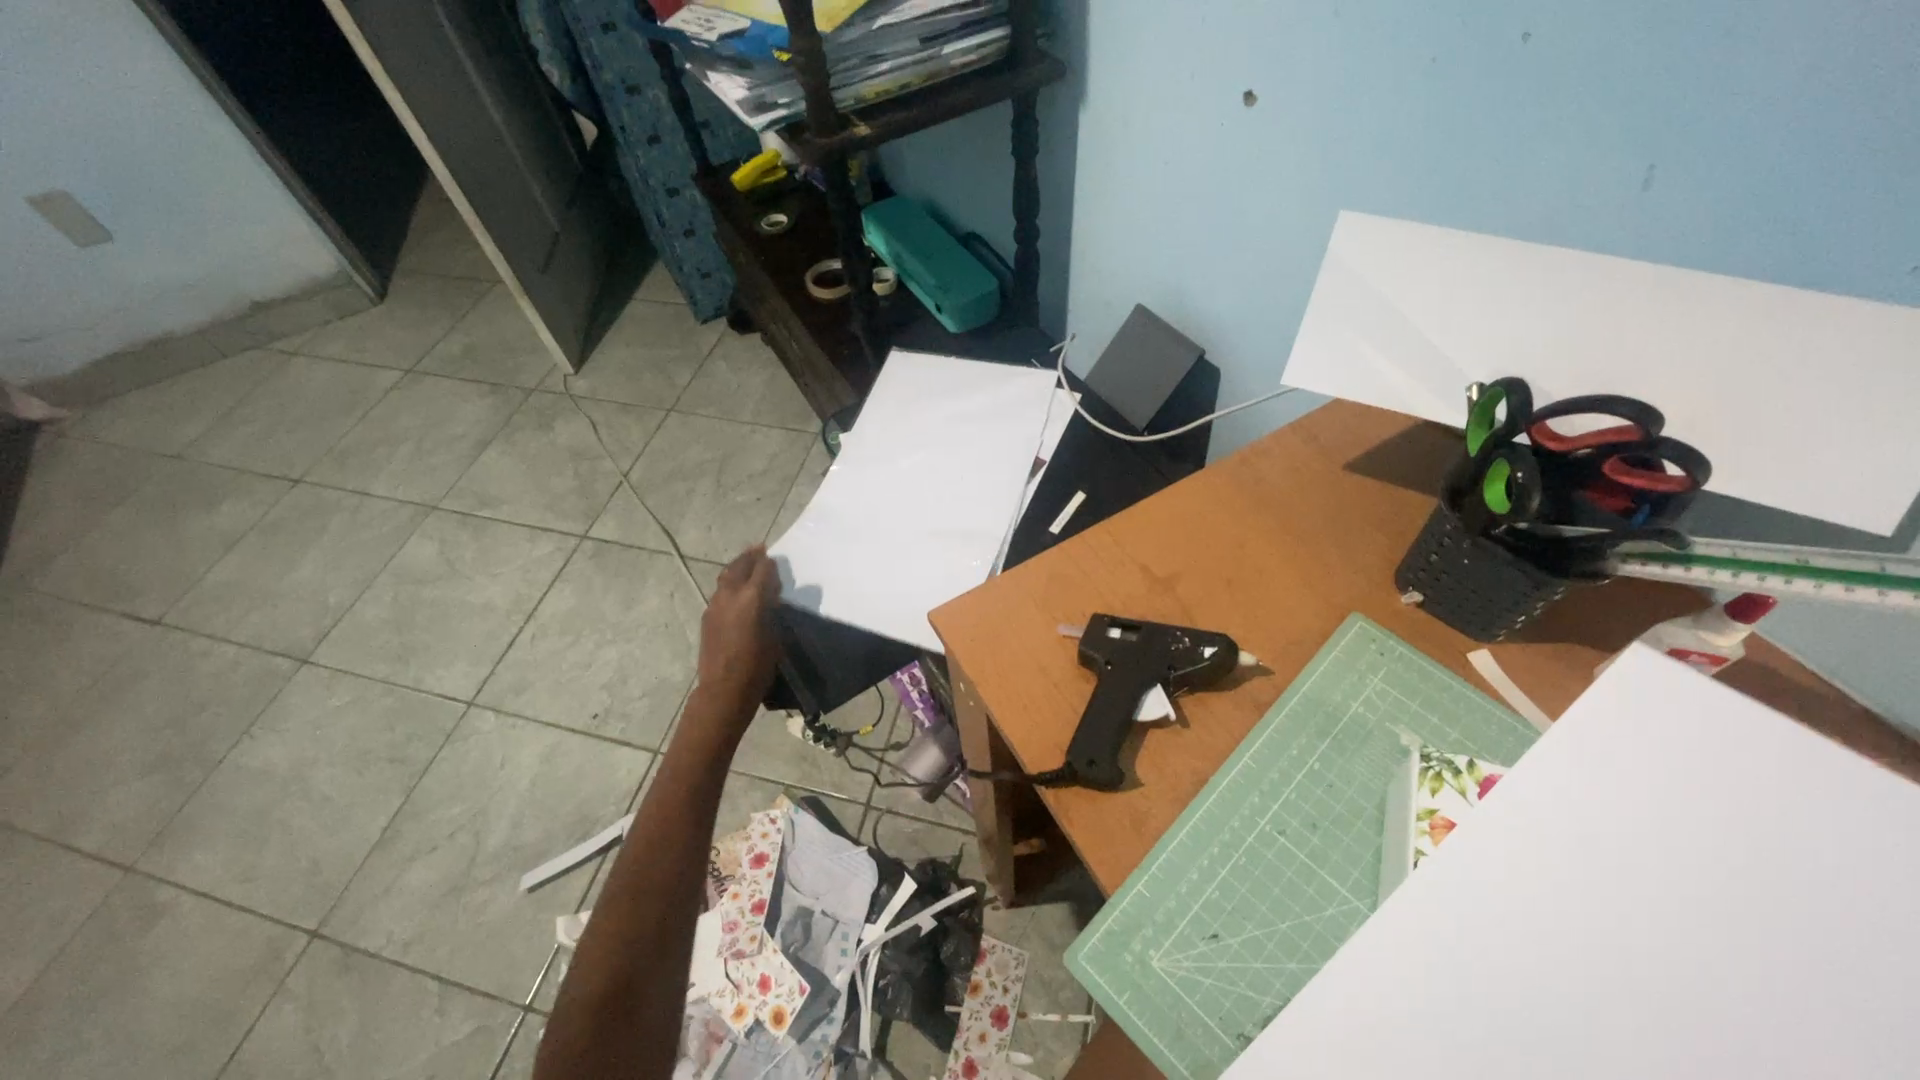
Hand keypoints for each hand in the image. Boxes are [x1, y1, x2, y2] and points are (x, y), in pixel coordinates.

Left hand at [693, 545, 780, 716]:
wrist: (724, 688)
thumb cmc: (758, 666)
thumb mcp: (775, 636)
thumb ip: (772, 611)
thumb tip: (770, 597)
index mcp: (752, 597)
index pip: (762, 569)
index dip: (769, 563)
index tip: (774, 559)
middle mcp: (731, 595)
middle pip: (740, 566)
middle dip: (750, 557)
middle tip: (759, 550)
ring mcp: (715, 605)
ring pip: (726, 577)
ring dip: (737, 568)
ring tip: (746, 566)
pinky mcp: (707, 617)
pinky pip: (719, 592)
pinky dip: (729, 585)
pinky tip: (736, 592)